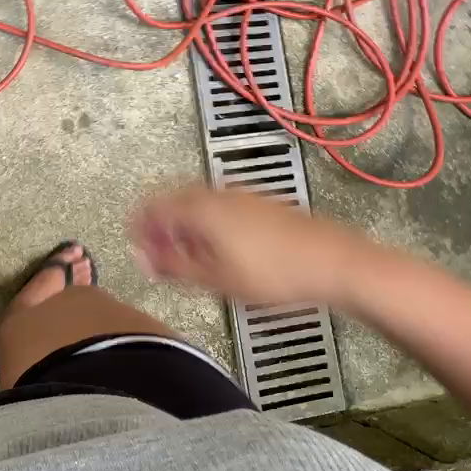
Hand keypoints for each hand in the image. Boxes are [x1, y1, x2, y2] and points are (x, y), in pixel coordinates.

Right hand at [130, 185, 380, 306]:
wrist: (333, 262)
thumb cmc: (272, 272)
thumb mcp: (215, 278)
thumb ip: (172, 266)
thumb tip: (142, 257)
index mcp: (196, 206)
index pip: (150, 207)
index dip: (138, 229)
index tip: (137, 252)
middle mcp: (213, 192)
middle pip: (171, 203)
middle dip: (161, 229)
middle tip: (160, 259)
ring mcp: (237, 194)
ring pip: (195, 206)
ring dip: (184, 228)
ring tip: (189, 260)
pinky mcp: (257, 202)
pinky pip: (217, 208)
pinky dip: (207, 225)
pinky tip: (219, 251)